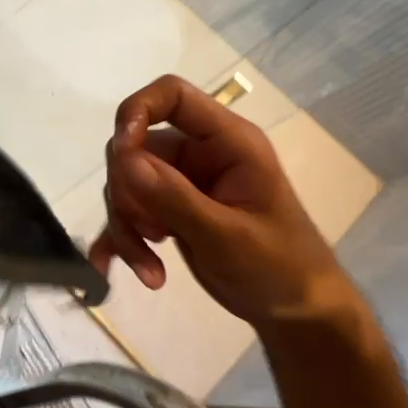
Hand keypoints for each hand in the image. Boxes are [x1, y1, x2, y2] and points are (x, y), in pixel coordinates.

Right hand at [89, 75, 355, 328]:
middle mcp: (200, 153)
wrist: (297, 312)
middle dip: (129, 195)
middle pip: (136, 147)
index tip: (121, 155)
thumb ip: (174, 197)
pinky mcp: (169, 211)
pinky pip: (128, 213)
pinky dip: (119, 241)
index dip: (137, 112)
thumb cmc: (279, 268)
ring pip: (126, 185)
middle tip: (148, 237)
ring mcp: (183, 182)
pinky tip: (110, 268)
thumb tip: (123, 158)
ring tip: (151, 273)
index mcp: (227, 141)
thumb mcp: (226, 236)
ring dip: (126, 228)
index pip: (172, 95)